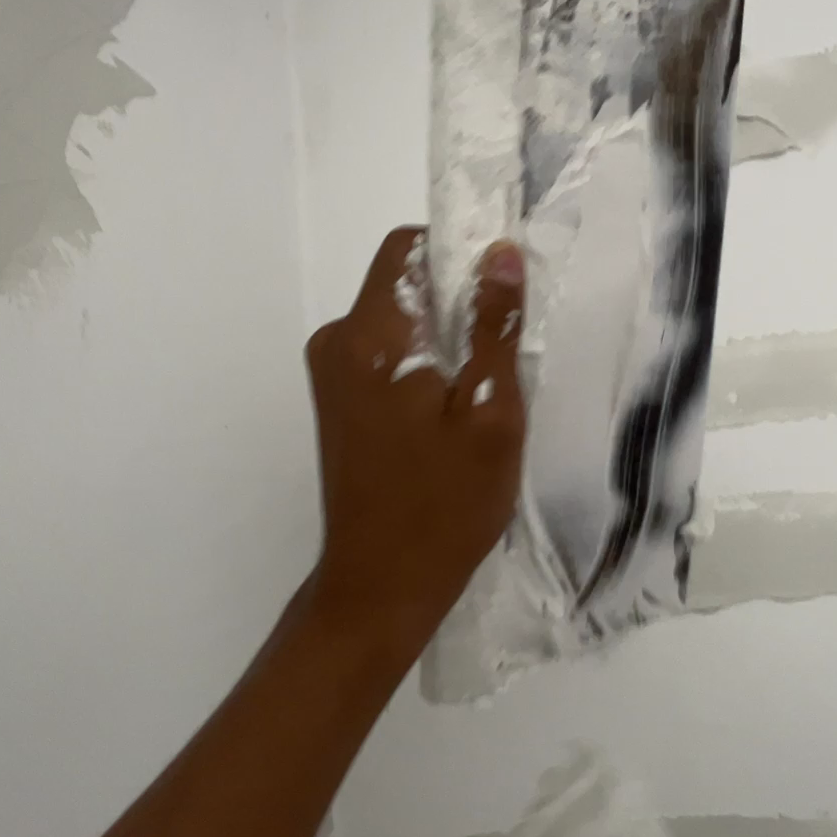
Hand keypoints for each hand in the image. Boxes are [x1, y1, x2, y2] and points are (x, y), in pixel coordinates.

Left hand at [303, 227, 525, 644]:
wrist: (380, 587)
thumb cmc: (443, 503)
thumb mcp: (488, 411)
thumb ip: (492, 327)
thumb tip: (499, 252)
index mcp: (368, 335)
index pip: (409, 248)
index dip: (459, 254)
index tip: (501, 292)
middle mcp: (337, 342)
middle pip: (406, 285)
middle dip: (458, 304)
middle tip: (503, 353)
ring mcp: (332, 375)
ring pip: (400, 323)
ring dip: (445, 339)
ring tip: (483, 390)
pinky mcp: (339, 402)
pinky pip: (388, 356)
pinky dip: (424, 365)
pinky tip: (453, 412)